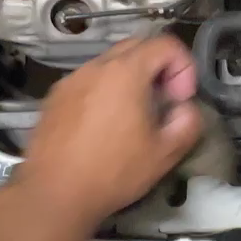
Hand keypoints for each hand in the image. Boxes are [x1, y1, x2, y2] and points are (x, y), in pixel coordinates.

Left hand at [17, 35, 204, 234]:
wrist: (52, 195)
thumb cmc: (112, 172)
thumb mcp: (165, 153)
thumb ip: (188, 122)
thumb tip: (185, 108)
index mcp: (126, 71)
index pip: (165, 44)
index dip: (183, 67)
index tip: (180, 99)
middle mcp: (97, 66)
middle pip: (137, 46)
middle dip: (159, 68)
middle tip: (163, 101)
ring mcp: (71, 79)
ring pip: (110, 63)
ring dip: (131, 79)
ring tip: (133, 116)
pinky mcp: (54, 97)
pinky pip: (88, 80)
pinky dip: (105, 91)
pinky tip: (103, 126)